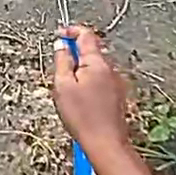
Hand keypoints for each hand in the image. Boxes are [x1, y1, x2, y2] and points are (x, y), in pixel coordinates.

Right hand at [52, 24, 130, 157]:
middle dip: (74, 53)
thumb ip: (62, 61)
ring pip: (95, 66)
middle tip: (59, 67)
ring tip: (68, 88)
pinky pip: (100, 79)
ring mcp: (116, 82)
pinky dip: (88, 80)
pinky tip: (80, 98)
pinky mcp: (116, 95)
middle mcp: (110, 69)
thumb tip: (61, 45)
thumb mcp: (63, 85)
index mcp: (97, 63)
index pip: (86, 35)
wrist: (105, 144)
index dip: (71, 31)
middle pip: (91, 50)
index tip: (59, 35)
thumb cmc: (82, 116)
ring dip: (81, 68)